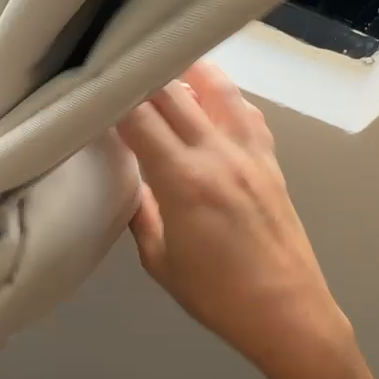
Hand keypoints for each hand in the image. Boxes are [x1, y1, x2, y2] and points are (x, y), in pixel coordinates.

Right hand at [116, 61, 355, 378]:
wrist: (289, 315)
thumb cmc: (215, 296)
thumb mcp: (158, 259)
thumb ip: (141, 212)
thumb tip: (130, 181)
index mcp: (182, 180)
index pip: (138, 117)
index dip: (110, 96)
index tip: (90, 90)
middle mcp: (217, 155)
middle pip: (174, 92)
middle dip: (140, 76)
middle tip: (115, 69)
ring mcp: (249, 154)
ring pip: (217, 89)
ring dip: (186, 72)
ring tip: (161, 63)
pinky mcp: (271, 162)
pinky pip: (247, 113)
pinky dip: (224, 96)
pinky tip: (210, 97)